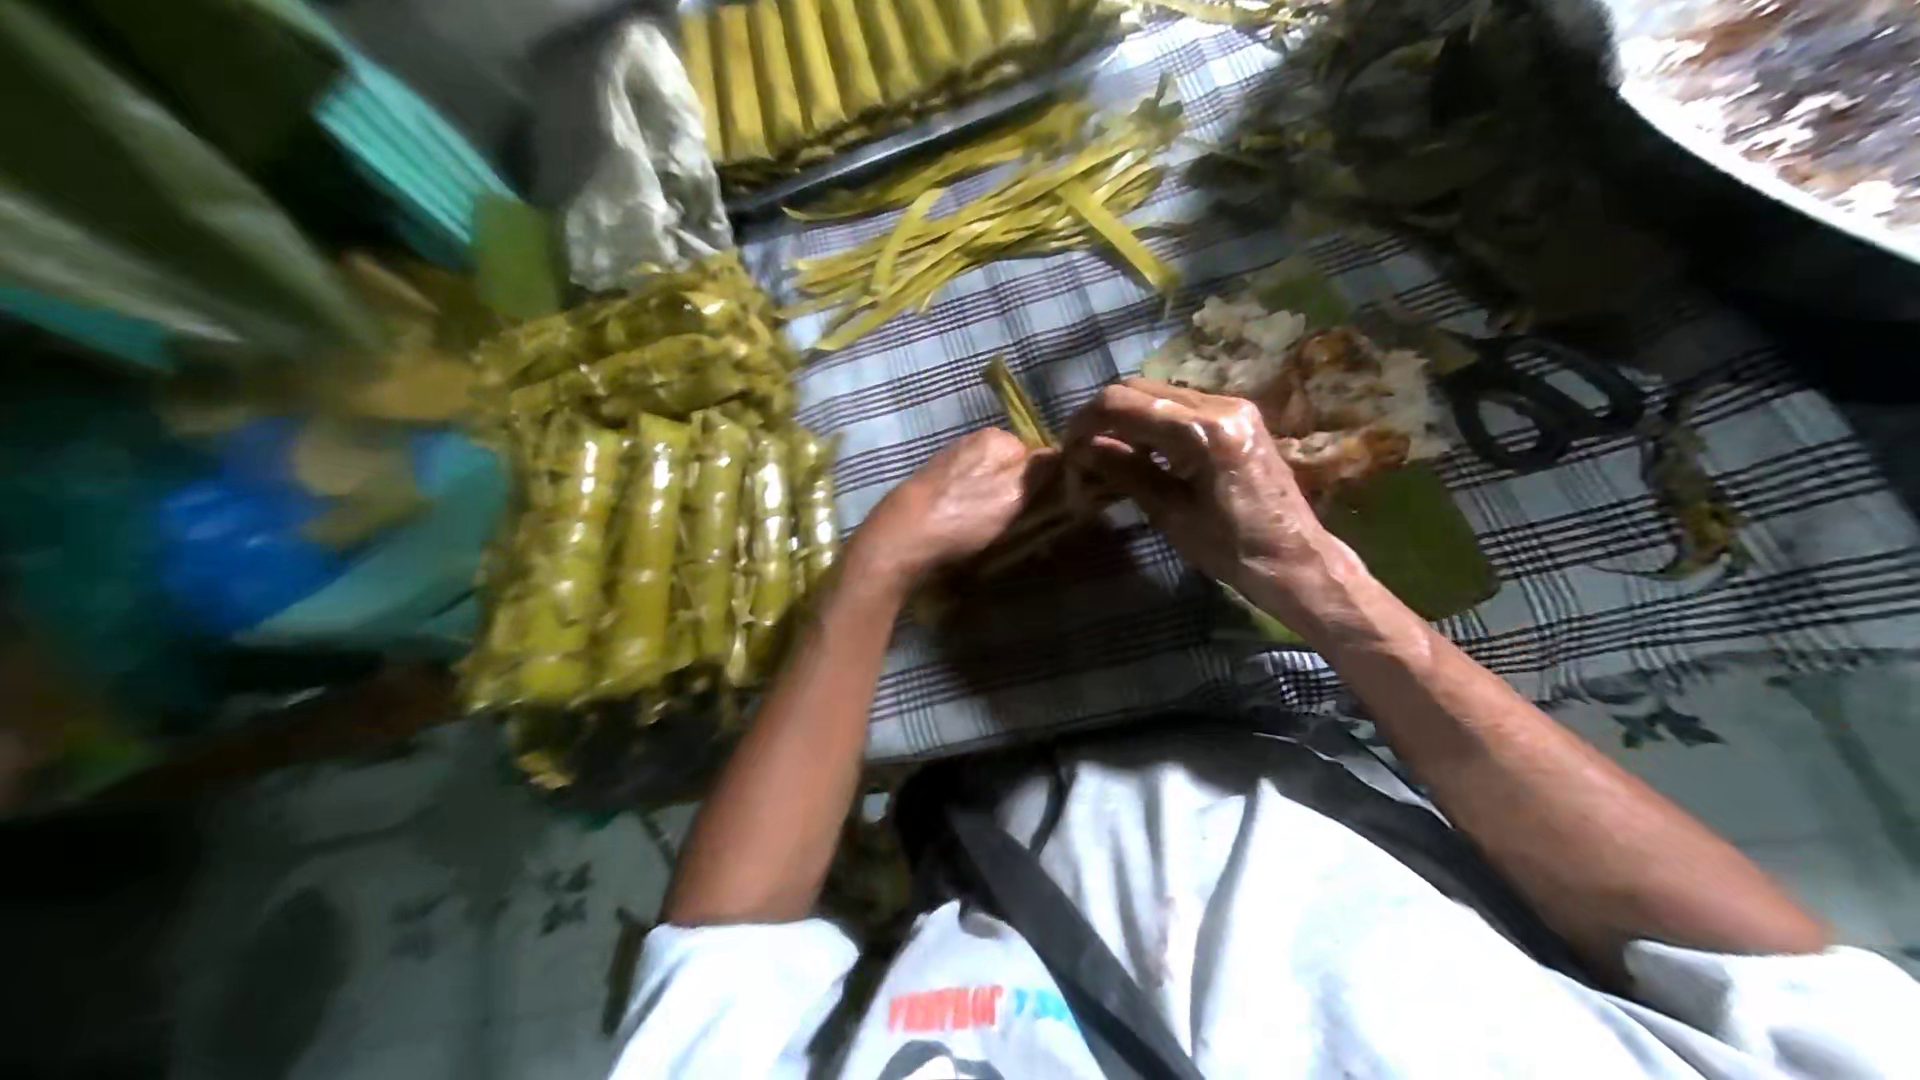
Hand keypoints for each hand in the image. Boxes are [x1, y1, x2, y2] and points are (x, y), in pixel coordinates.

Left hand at [848, 428, 1050, 591]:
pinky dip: (969, 509)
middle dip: (1015, 493)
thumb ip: (1040, 471)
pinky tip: (963, 527)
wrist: (901, 537)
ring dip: (992, 504)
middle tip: (1014, 524)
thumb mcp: (1013, 495)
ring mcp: (949, 461)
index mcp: (996, 437)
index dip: (1044, 483)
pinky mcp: (931, 484)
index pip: (1038, 455)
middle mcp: (971, 441)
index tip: (1041, 510)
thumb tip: (1062, 453)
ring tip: (986, 530)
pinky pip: (965, 493)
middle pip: (1010, 468)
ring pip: (987, 481)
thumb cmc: (963, 516)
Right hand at [1065, 378, 1349, 604]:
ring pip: (1158, 392)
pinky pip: (1179, 405)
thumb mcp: (1169, 514)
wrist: (1293, 558)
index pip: (1125, 404)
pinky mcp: (1236, 415)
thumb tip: (1082, 449)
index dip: (1087, 421)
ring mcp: (1232, 406)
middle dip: (1103, 414)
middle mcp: (1220, 405)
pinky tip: (1139, 449)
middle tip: (1081, 447)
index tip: (1067, 446)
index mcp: (1204, 432)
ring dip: (1125, 416)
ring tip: (1105, 449)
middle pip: (1139, 388)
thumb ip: (1125, 471)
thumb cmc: (1230, 548)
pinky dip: (1150, 421)